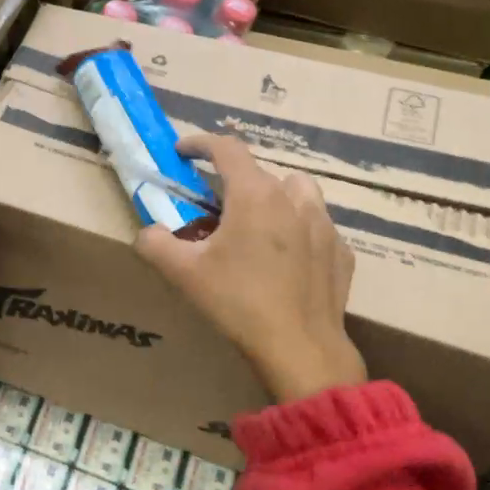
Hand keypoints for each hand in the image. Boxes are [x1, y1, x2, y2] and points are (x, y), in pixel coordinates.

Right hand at [136, 133, 365, 403]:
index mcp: (254, 195)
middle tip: (213, 213)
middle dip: (233, 185)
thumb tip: (148, 232)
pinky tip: (283, 263)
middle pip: (261, 174)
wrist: (299, 346)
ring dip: (274, 200)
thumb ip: (155, 244)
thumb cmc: (237, 302)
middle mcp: (294, 200)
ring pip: (298, 194)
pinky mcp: (341, 253)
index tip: (183, 152)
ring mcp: (324, 225)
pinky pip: (316, 229)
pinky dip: (296, 233)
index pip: (227, 150)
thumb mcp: (182, 273)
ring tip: (255, 230)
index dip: (201, 144)